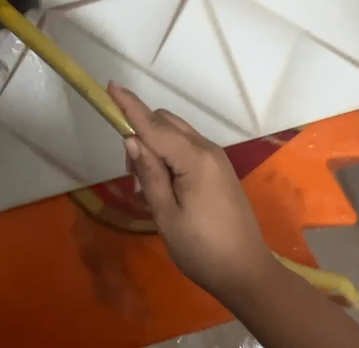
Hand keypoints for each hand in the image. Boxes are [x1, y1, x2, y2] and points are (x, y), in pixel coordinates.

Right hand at [110, 82, 278, 299]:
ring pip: (176, 131)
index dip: (130, 106)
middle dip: (141, 131)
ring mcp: (216, 157)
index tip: (110, 85)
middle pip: (165, 121)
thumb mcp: (167, 216)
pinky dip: (169, 151)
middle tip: (130, 171)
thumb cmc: (203, 250)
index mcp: (194, 159)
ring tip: (146, 182)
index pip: (154, 125)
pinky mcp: (219, 168)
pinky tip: (164, 182)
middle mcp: (207, 149)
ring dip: (154, 142)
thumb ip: (149, 174)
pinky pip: (187, 145)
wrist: (248, 274)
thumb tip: (131, 139)